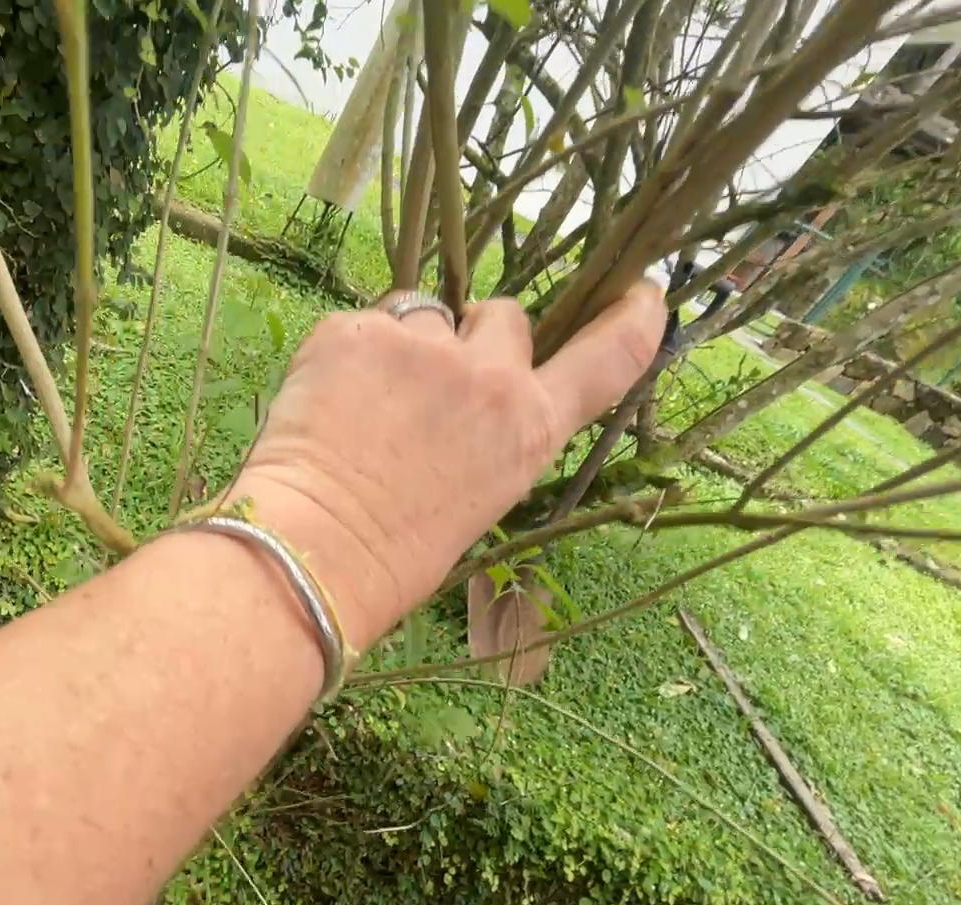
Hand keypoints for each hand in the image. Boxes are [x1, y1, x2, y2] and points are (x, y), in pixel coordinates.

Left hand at [226, 285, 664, 643]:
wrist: (319, 548)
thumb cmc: (393, 555)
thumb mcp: (475, 499)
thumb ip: (484, 435)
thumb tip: (457, 403)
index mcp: (529, 428)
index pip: (609, 357)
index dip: (630, 320)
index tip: (641, 293)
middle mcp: (489, 376)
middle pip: (503, 316)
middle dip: (474, 334)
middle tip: (430, 375)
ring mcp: (421, 346)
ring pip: (421, 314)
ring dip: (402, 343)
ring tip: (361, 402)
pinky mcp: (355, 332)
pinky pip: (358, 325)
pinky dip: (345, 353)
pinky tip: (323, 401)